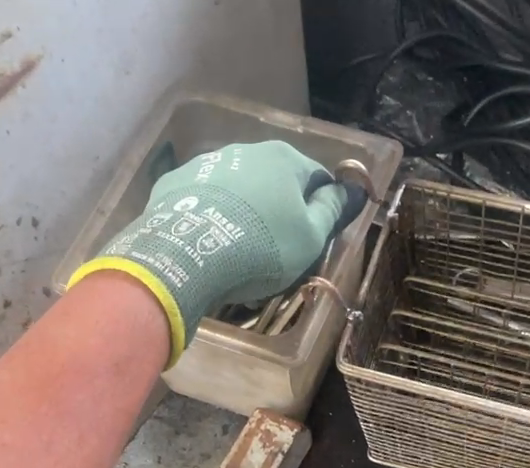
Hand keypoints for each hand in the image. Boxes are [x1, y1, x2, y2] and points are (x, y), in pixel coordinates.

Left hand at [67, 141, 354, 363]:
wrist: (190, 254)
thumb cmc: (263, 248)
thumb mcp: (310, 238)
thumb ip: (332, 210)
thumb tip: (352, 189)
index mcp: (285, 159)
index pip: (317, 178)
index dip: (321, 207)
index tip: (314, 235)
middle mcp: (247, 150)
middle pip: (275, 181)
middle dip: (279, 209)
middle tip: (276, 248)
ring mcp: (208, 163)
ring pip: (239, 188)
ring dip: (246, 211)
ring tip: (240, 249)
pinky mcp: (177, 182)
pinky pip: (206, 199)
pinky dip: (213, 215)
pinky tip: (211, 242)